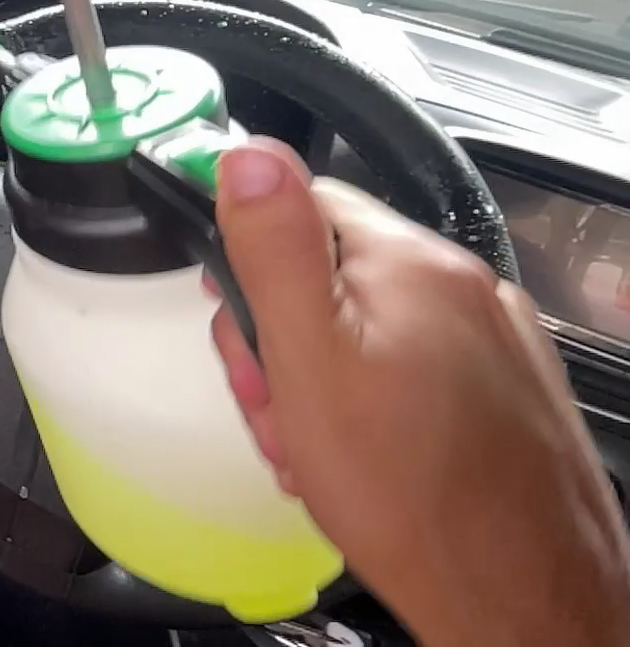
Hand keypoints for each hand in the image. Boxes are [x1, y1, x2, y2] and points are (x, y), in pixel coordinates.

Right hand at [210, 139, 629, 644]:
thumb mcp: (305, 352)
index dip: (244, 252)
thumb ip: (273, 244)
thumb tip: (248, 150)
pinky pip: (389, 360)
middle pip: (317, 268)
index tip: (231, 308)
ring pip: (348, 319)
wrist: (519, 608)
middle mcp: (462, 288)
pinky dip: (349, 392)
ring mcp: (486, 340)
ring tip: (302, 431)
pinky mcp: (492, 389)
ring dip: (302, 368)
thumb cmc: (399, 483)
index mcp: (413, 264)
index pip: (296, 200)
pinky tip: (341, 442)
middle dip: (271, 328)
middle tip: (270, 391)